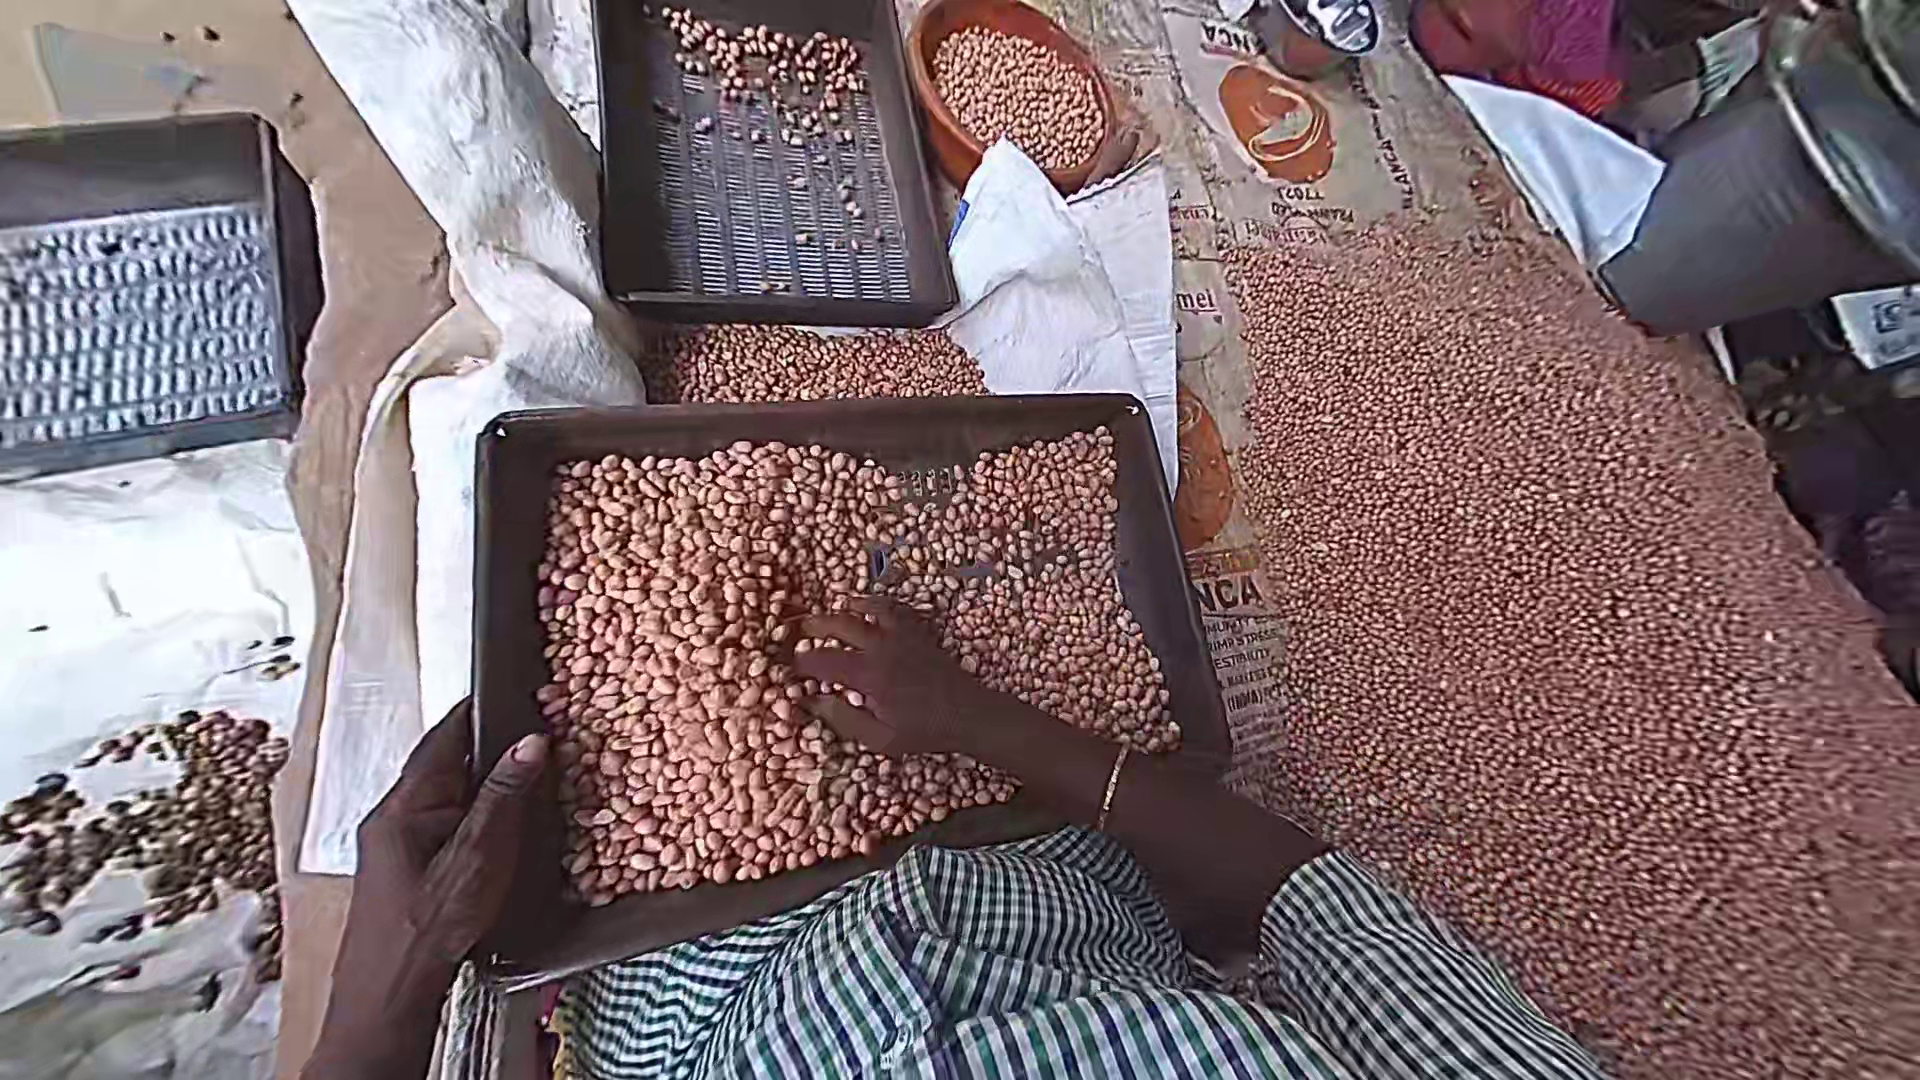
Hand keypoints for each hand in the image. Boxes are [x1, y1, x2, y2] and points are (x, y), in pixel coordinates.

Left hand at [304, 700, 546, 1079]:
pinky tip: (518, 798)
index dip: (482, 705)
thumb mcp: (477, 856)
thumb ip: (504, 795)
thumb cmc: (431, 924)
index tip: (519, 682)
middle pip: (453, 755)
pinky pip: (458, 804)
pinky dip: (489, 792)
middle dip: (497, 734)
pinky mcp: (419, 851)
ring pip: (457, 781)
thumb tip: (533, 738)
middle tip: (545, 715)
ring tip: (541, 750)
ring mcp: (407, 832)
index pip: (446, 734)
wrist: (391, 993)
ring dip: (495, 765)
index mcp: (406, 804)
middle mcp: (400, 811)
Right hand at [793, 597, 1011, 756]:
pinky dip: (877, 605)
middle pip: (840, 624)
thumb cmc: (923, 731)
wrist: (968, 713)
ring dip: (845, 610)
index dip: (802, 662)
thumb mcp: (879, 738)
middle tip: (800, 631)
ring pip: (866, 609)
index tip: (790, 667)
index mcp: (868, 674)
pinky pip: (893, 609)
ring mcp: (901, 635)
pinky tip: (869, 609)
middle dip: (816, 626)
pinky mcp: (917, 632)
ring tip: (831, 615)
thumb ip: (843, 718)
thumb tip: (812, 701)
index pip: (823, 660)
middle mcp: (882, 647)